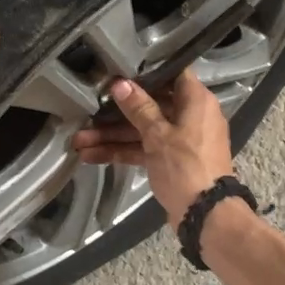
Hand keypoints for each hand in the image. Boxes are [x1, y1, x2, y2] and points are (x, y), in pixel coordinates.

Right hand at [71, 68, 233, 221]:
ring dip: (113, 135)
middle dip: (118, 111)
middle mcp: (191, 116)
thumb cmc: (186, 166)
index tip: (121, 70)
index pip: (173, 73)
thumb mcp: (158, 134)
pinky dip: (123, 152)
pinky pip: (145, 149)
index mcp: (196, 101)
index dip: (148, 71)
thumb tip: (121, 83)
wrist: (205, 215)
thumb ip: (139, 108)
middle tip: (88, 109)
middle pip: (151, 105)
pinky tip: (92, 155)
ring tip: (79, 140)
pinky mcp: (172, 161)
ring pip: (143, 130)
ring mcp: (181, 140)